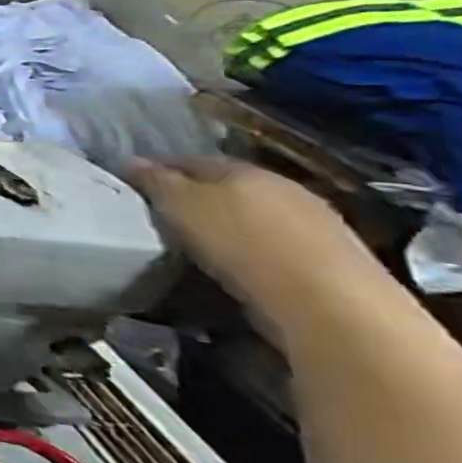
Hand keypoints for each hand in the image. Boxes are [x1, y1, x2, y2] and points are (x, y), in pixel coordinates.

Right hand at [126, 157, 385, 323]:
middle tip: (162, 212)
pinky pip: (275, 243)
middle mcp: (280, 186)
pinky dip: (252, 248)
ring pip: (254, 213)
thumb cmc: (241, 243)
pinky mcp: (330, 259)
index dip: (158, 168)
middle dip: (195, 194)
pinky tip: (239, 265)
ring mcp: (312, 221)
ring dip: (228, 222)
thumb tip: (130, 161)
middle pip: (226, 184)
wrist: (329, 302)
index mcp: (241, 168)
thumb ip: (155, 182)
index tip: (131, 182)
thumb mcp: (182, 207)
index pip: (188, 159)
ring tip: (198, 242)